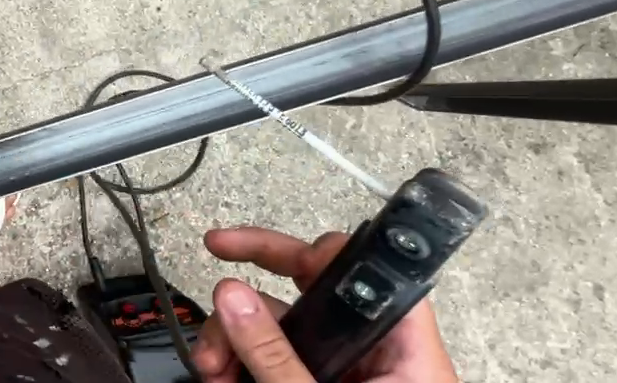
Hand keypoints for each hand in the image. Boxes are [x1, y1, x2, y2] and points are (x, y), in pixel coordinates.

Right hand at [193, 227, 459, 382]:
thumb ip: (275, 360)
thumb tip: (229, 294)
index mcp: (406, 362)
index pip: (366, 274)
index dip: (306, 249)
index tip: (250, 246)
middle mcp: (378, 361)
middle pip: (309, 293)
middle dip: (248, 296)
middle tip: (211, 286)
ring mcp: (349, 378)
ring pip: (279, 327)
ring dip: (233, 338)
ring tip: (211, 370)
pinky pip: (276, 358)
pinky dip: (242, 363)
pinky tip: (222, 378)